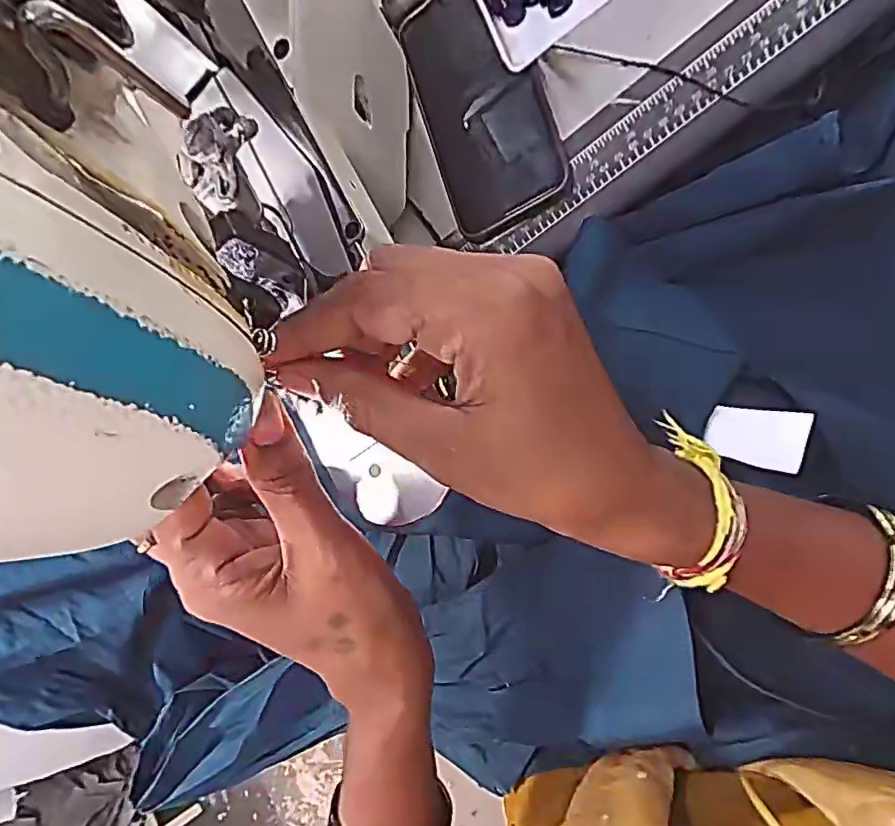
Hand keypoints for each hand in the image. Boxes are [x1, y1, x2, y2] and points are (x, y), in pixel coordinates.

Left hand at [148, 397, 431, 715]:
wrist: (383, 657)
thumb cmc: (355, 623)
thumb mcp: (322, 544)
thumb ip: (286, 478)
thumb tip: (261, 415)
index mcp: (205, 577)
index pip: (166, 498)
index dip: (182, 448)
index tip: (207, 404)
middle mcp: (205, 567)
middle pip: (181, 489)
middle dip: (208, 446)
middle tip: (240, 406)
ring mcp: (228, 556)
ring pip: (211, 488)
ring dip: (233, 456)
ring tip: (262, 427)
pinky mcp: (252, 545)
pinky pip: (240, 496)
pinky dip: (254, 470)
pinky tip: (273, 454)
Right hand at [267, 246, 711, 566]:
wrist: (612, 482)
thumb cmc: (547, 476)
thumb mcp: (440, 448)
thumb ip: (363, 402)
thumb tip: (309, 375)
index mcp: (492, 311)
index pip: (373, 296)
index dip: (315, 326)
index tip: (282, 352)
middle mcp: (511, 276)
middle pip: (391, 273)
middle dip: (344, 322)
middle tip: (315, 368)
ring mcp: (523, 279)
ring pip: (417, 279)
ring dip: (379, 325)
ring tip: (361, 379)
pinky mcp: (526, 294)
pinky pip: (450, 292)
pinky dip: (416, 328)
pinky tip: (406, 372)